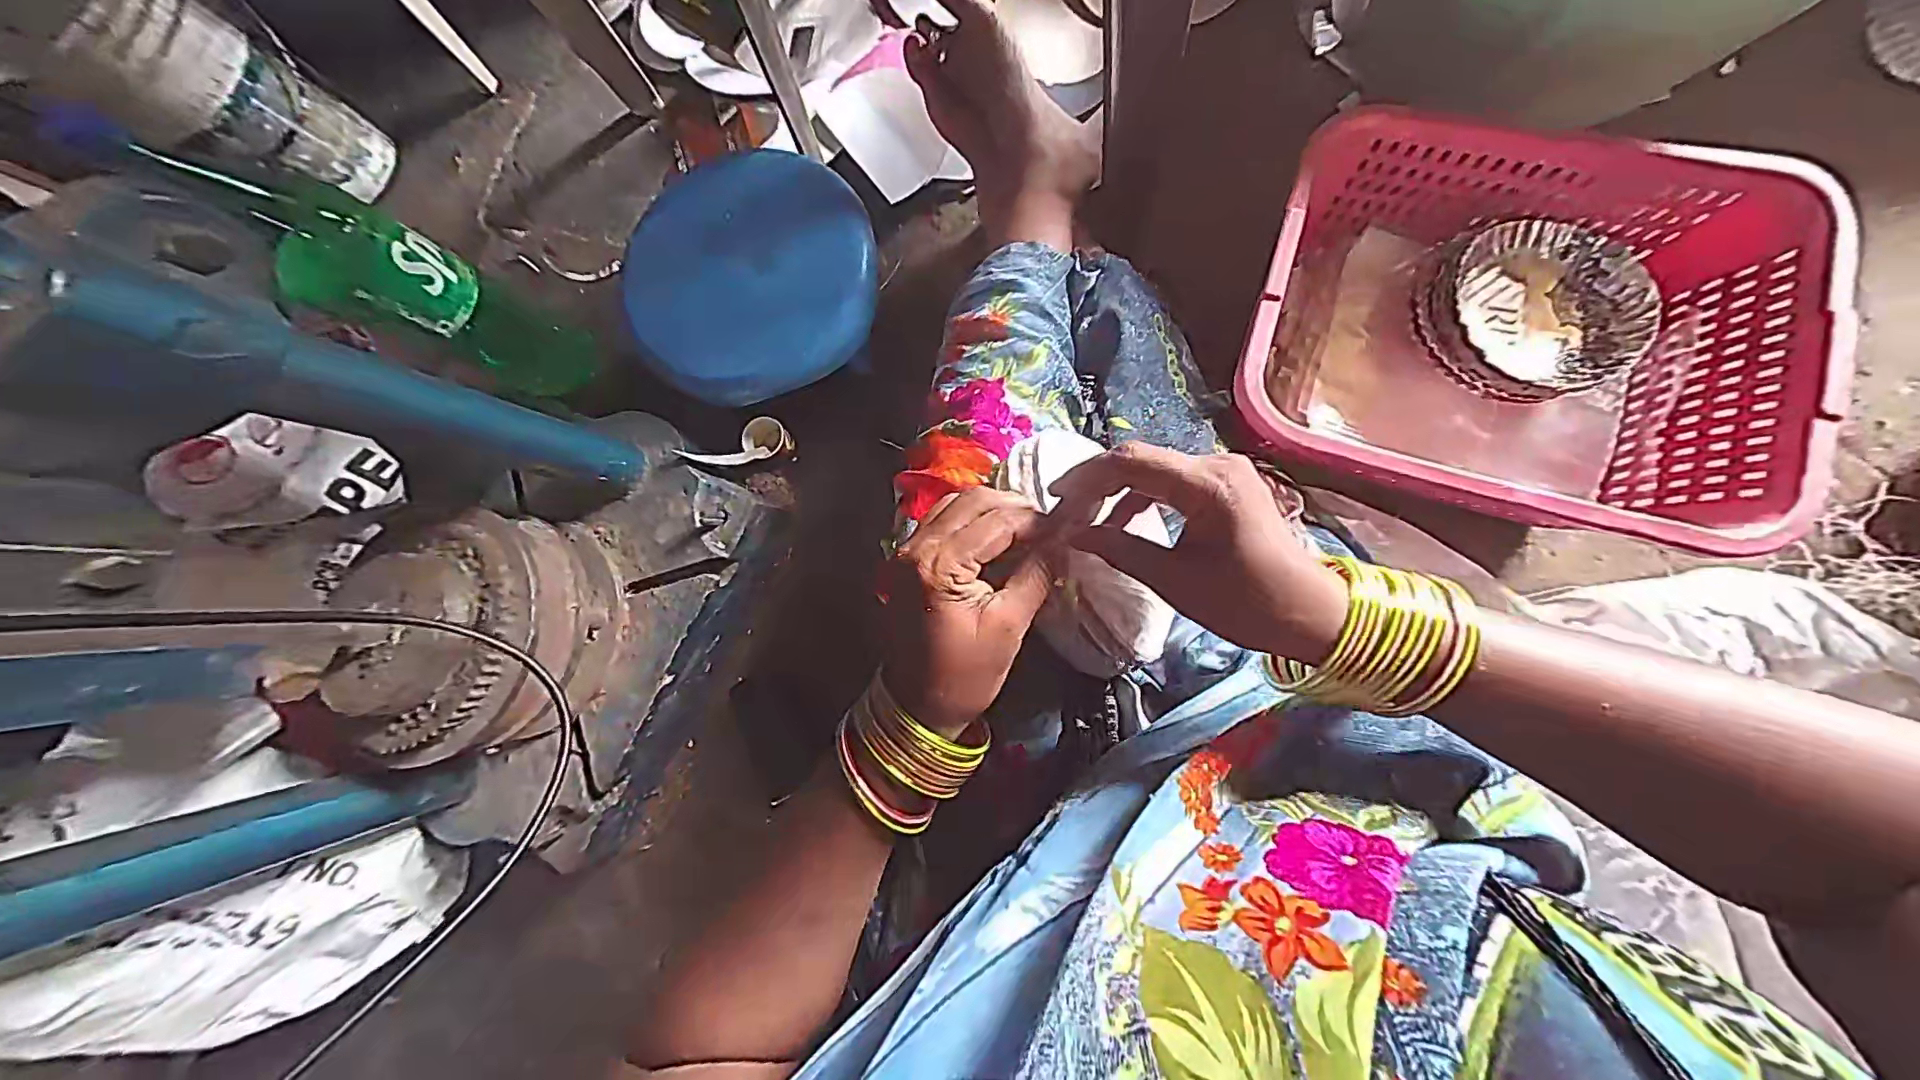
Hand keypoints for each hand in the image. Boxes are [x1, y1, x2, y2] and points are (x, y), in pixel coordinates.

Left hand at [882, 488, 1052, 735]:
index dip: (1038, 521)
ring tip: (1027, 528)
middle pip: (975, 500)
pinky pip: (943, 519)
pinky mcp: (908, 558)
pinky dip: (972, 518)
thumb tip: (1062, 540)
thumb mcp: (1009, 626)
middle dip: (1017, 508)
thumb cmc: (965, 675)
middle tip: (1049, 526)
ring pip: (956, 503)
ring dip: (994, 508)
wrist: (917, 704)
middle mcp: (917, 548)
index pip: (998, 521)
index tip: (1067, 526)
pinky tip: (996, 534)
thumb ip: (1036, 573)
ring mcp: (907, 550)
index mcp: (940, 566)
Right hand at [1047, 443, 1348, 660]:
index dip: (1086, 477)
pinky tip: (1122, 520)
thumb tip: (1073, 535)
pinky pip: (1172, 480)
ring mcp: (1224, 471)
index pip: (1131, 462)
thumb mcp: (1175, 581)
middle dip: (1096, 482)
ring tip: (1086, 517)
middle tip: (1064, 510)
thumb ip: (1120, 550)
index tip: (1055, 498)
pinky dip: (1141, 496)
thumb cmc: (1247, 603)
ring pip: (1153, 468)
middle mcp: (1217, 465)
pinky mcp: (1226, 483)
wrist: (1311, 612)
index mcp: (1208, 486)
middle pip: (1140, 459)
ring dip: (1116, 489)